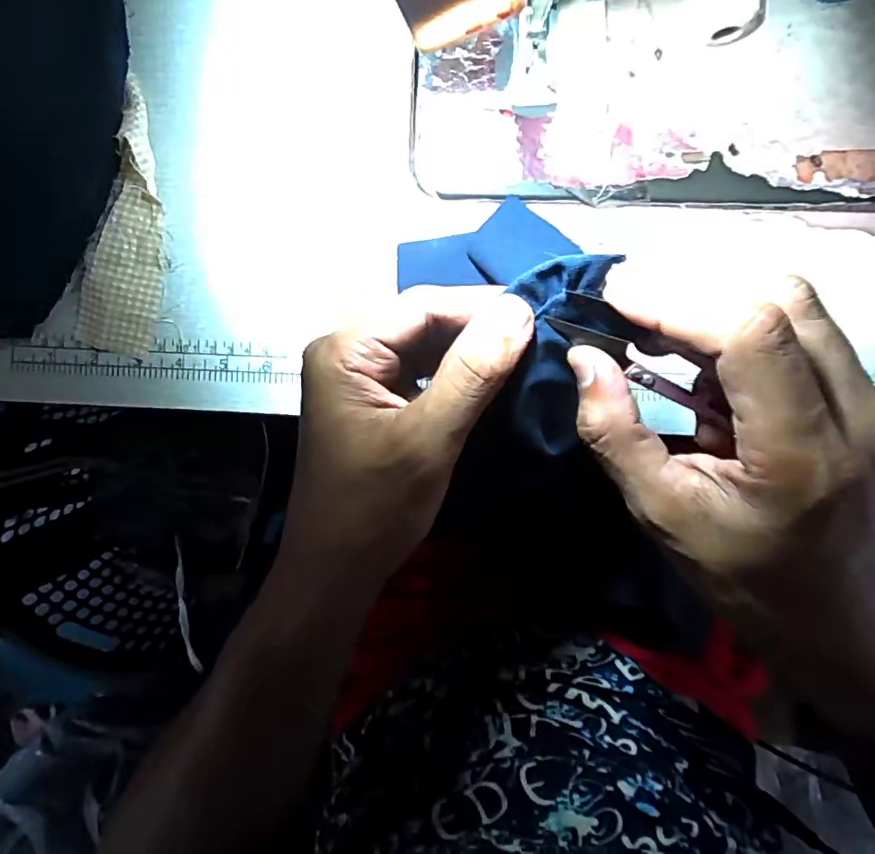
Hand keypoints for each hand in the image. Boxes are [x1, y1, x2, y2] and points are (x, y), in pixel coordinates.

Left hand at [283, 286, 533, 586]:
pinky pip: (423, 366)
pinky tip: (493, 371)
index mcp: (346, 349)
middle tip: (538, 331)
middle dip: (480, 324)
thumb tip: (519, 310)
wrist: (336, 571)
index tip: (538, 311)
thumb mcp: (430, 437)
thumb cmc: (375, 507)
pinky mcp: (375, 394)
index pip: (423, 305)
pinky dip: (459, 368)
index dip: (482, 305)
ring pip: (427, 341)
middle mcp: (347, 348)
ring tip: (525, 346)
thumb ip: (473, 372)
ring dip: (473, 345)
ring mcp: (360, 372)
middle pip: (424, 318)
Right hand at [566, 275, 874, 631]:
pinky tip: (718, 375)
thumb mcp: (663, 514)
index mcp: (804, 456)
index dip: (680, 302)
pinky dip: (752, 335)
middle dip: (697, 296)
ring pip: (800, 307)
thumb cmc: (744, 578)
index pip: (753, 333)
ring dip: (724, 311)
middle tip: (638, 316)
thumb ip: (615, 433)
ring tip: (672, 345)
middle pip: (781, 301)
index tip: (619, 298)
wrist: (843, 623)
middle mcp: (863, 418)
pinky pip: (812, 335)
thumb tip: (585, 357)